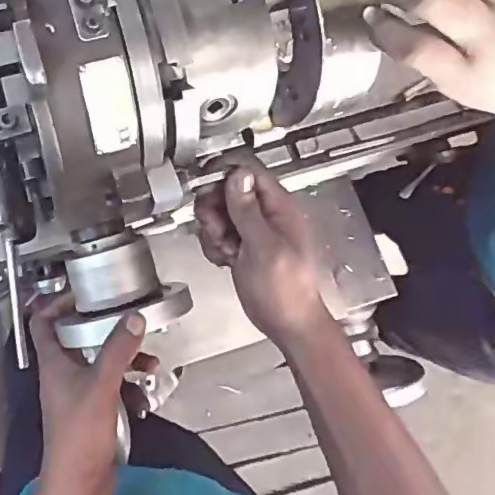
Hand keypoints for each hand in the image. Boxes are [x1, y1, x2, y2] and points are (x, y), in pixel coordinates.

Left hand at [28, 292, 146, 494]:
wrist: (78, 491)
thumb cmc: (79, 437)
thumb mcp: (101, 386)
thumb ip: (118, 350)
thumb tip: (134, 317)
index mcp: (54, 363)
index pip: (43, 322)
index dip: (57, 303)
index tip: (83, 293)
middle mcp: (63, 375)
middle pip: (80, 339)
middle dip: (107, 331)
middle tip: (129, 323)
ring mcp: (78, 395)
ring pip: (101, 364)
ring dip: (125, 361)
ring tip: (150, 365)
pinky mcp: (95, 414)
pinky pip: (113, 390)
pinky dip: (129, 390)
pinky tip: (144, 400)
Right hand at [193, 157, 331, 346]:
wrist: (289, 325)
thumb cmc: (286, 291)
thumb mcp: (265, 248)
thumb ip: (248, 211)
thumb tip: (238, 174)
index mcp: (277, 206)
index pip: (247, 170)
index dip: (223, 173)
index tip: (205, 188)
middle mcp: (264, 213)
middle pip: (227, 189)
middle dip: (214, 209)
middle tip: (217, 229)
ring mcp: (252, 229)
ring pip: (218, 211)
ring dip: (213, 231)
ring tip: (226, 250)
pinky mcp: (241, 244)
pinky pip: (217, 233)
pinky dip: (214, 245)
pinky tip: (225, 259)